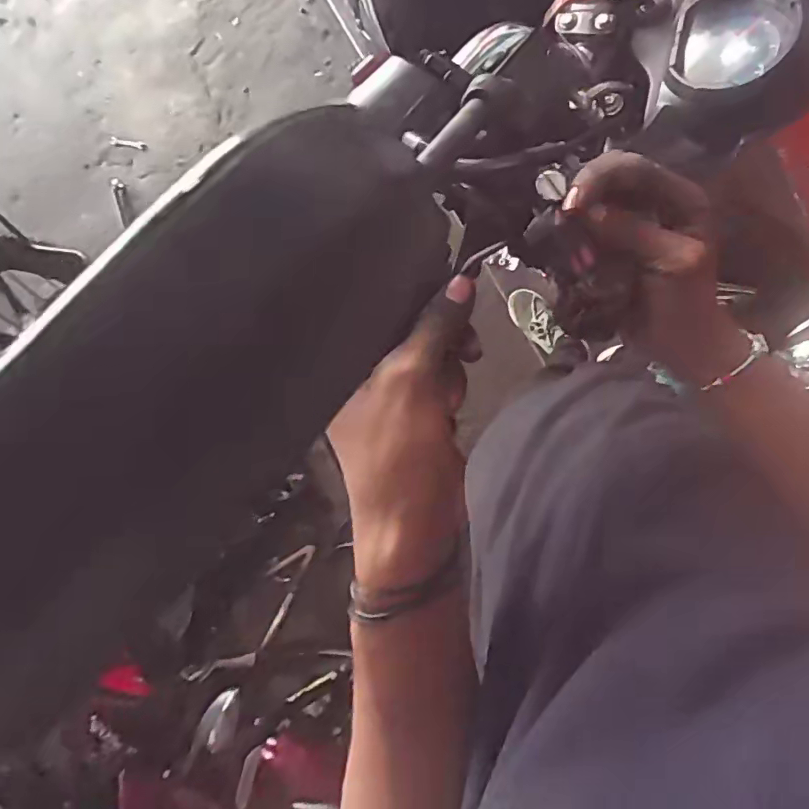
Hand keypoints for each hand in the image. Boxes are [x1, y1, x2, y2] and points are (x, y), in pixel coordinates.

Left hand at [329, 275, 479, 589]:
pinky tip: (451, 412)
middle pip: (411, 333)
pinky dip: (453, 392)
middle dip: (443, 343)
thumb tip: (463, 280)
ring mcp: (392, 398)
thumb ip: (434, 328)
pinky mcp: (419, 415)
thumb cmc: (397, 453)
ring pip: (433, 356)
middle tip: (467, 349)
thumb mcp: (412, 381)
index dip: (414, 298)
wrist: (417, 528)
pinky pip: (442, 382)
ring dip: (451, 373)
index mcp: (341, 368)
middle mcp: (363, 378)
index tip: (452, 291)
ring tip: (448, 402)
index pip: (378, 314)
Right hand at [560, 152, 747, 383]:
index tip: (572, 203)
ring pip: (590, 208)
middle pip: (605, 183)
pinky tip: (578, 266)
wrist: (684, 348)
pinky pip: (583, 235)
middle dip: (583, 202)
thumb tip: (587, 212)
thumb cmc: (689, 305)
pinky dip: (574, 247)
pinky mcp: (610, 249)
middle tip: (565, 224)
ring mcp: (629, 226)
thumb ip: (634, 232)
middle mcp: (652, 203)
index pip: (633, 169)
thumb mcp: (673, 262)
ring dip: (577, 230)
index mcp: (679, 197)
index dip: (598, 177)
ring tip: (580, 261)